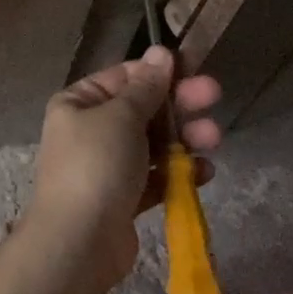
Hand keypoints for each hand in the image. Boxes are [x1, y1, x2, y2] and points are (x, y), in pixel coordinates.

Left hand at [21, 45, 221, 283]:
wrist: (79, 241)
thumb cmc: (96, 165)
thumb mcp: (122, 117)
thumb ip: (145, 87)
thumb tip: (160, 52)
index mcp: (78, 102)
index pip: (122, 77)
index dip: (158, 72)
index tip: (194, 67)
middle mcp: (89, 129)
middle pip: (141, 109)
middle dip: (178, 104)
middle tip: (214, 95)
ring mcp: (106, 166)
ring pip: (152, 144)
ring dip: (183, 139)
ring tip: (214, 138)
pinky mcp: (123, 198)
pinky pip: (155, 177)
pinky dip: (178, 173)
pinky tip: (205, 172)